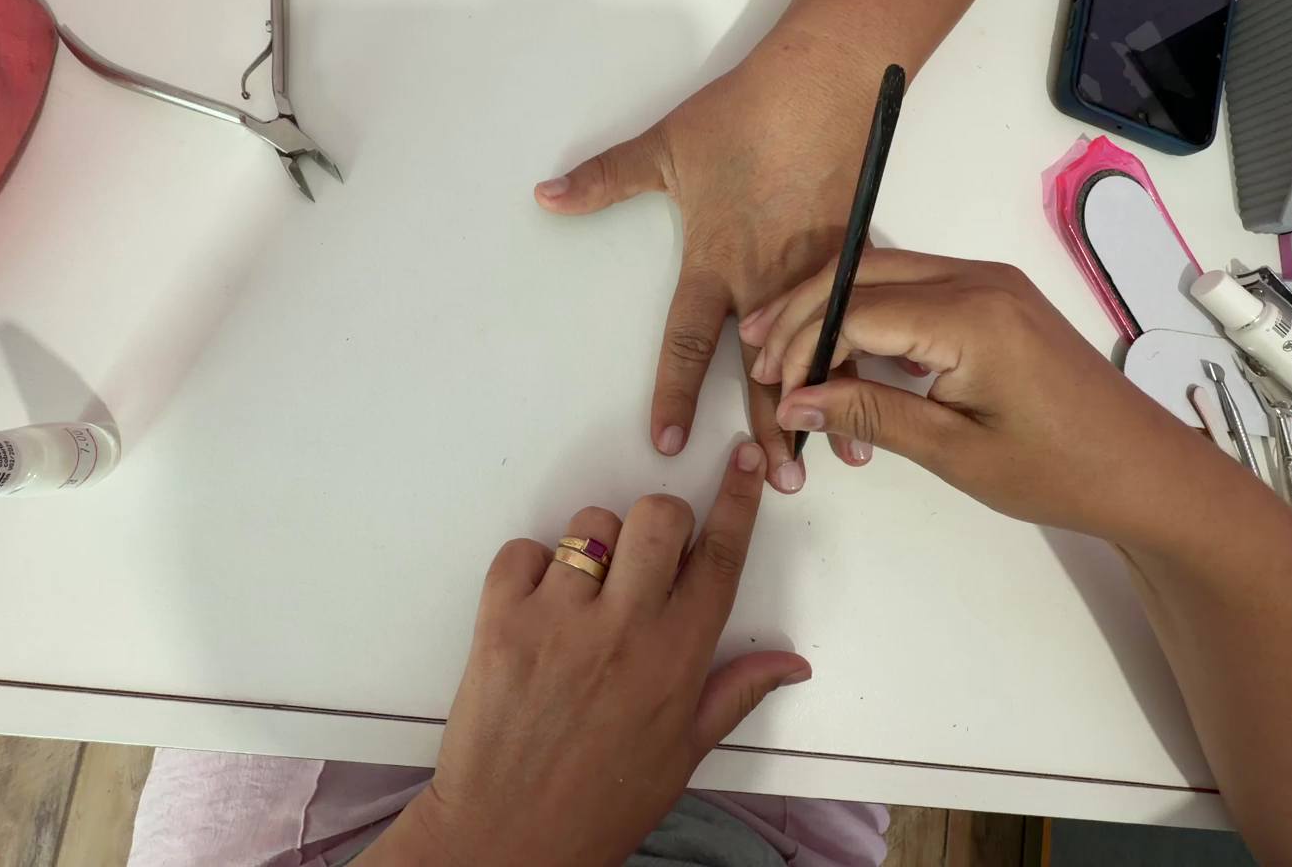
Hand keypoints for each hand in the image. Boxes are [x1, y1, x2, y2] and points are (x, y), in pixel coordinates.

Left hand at [366, 442, 807, 866]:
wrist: (506, 842)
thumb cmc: (600, 802)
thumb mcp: (684, 753)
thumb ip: (737, 692)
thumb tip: (790, 661)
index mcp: (676, 660)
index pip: (722, 557)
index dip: (739, 500)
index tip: (744, 463)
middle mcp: (623, 630)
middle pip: (659, 515)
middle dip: (662, 519)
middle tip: (649, 552)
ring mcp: (559, 621)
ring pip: (591, 523)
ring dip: (595, 545)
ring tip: (585, 590)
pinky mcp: (502, 620)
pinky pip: (523, 549)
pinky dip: (531, 564)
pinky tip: (538, 604)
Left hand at [535, 31, 883, 493]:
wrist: (824, 79)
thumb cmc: (744, 114)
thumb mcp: (665, 146)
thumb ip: (606, 180)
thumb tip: (545, 196)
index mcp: (716, 265)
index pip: (686, 345)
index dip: (674, 396)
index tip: (667, 442)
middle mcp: (766, 282)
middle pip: (766, 369)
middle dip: (772, 428)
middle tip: (778, 480)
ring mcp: (816, 270)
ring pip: (820, 352)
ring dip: (830, 406)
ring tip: (844, 456)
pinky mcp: (855, 252)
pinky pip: (864, 314)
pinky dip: (874, 353)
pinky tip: (894, 385)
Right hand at [742, 250, 1237, 536]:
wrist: (1150, 472)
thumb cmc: (1058, 471)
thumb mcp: (954, 451)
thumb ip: (867, 414)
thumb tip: (792, 402)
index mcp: (971, 317)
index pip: (855, 311)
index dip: (802, 346)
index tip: (772, 390)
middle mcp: (978, 279)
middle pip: (860, 273)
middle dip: (800, 309)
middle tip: (754, 349)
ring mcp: (988, 281)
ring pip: (882, 271)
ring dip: (828, 303)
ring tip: (780, 341)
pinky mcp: (993, 294)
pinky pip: (911, 285)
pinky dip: (866, 308)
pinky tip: (841, 338)